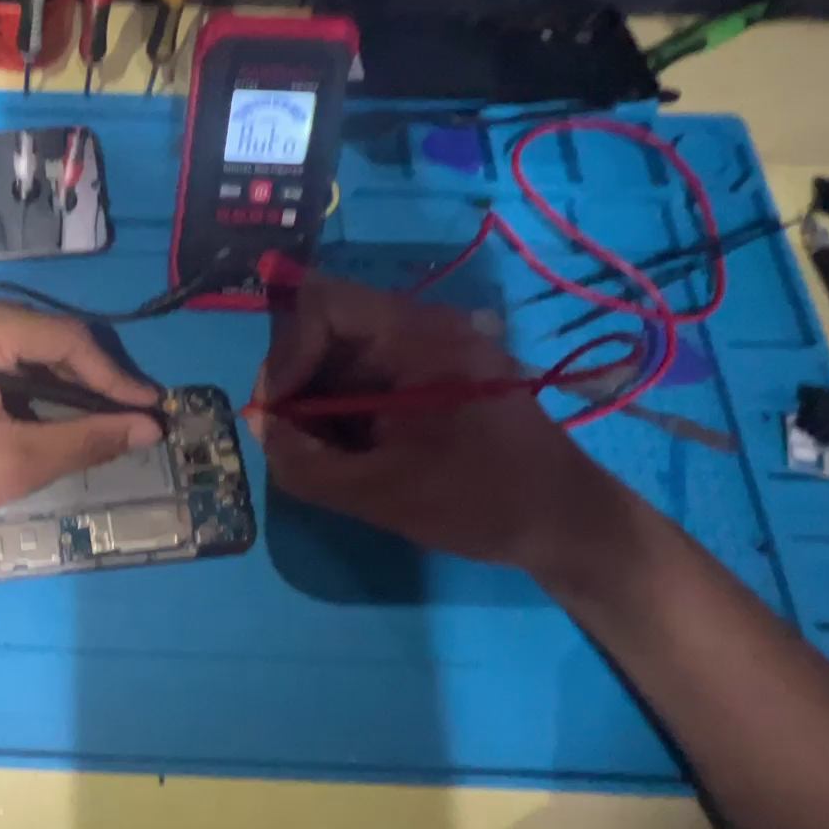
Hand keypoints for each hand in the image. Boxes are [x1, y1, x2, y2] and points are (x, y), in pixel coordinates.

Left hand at [0, 288, 162, 551]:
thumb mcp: (10, 463)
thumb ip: (86, 439)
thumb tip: (148, 428)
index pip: (62, 337)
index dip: (111, 375)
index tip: (149, 407)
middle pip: (31, 335)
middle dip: (77, 378)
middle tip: (118, 417)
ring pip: (2, 343)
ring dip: (41, 382)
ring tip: (78, 420)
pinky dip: (3, 380)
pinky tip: (23, 412)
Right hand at [245, 275, 634, 575]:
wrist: (570, 526)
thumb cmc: (483, 503)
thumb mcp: (379, 492)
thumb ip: (302, 461)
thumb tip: (259, 424)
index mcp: (417, 337)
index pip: (320, 303)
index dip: (286, 351)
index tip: (279, 410)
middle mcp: (416, 327)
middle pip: (320, 331)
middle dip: (295, 386)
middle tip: (292, 442)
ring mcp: (421, 349)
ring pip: (332, 358)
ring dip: (313, 404)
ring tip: (325, 457)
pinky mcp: (422, 374)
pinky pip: (356, 377)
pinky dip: (338, 413)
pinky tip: (351, 455)